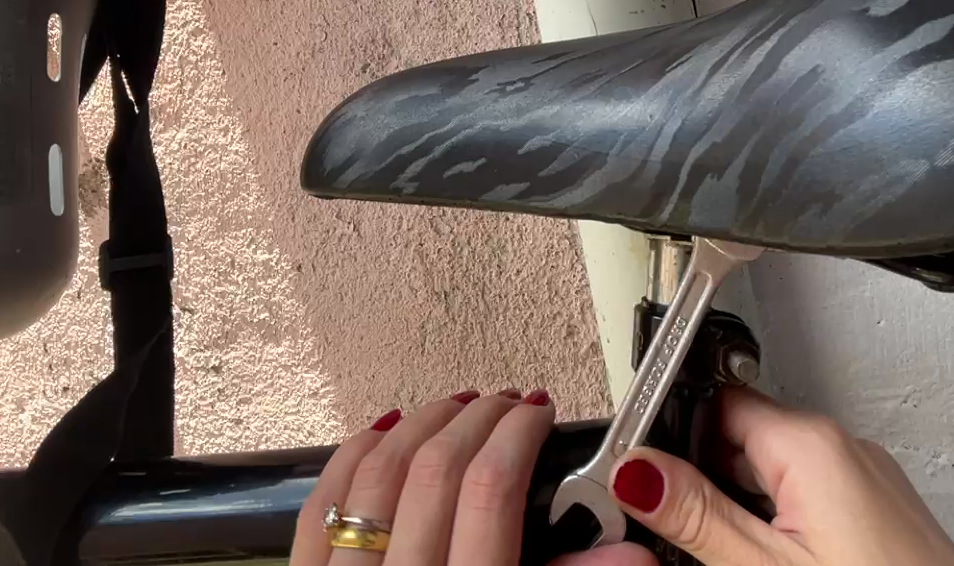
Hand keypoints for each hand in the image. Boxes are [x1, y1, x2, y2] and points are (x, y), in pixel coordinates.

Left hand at [292, 388, 556, 565]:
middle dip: (481, 417)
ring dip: (425, 421)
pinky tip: (388, 426)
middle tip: (510, 402)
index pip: (491, 489)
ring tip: (461, 404)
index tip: (539, 410)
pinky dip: (355, 453)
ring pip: (379, 470)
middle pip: (437, 468)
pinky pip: (321, 504)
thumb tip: (632, 551)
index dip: (520, 434)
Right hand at [554, 387, 953, 565]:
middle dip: (706, 476)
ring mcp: (869, 479)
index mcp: (811, 443)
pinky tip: (778, 560)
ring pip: (777, 467)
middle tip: (685, 534)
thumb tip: (635, 468)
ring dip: (744, 501)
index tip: (647, 476)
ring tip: (734, 554)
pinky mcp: (884, 512)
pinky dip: (784, 517)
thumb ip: (696, 514)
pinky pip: (814, 491)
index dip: (673, 435)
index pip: (714, 402)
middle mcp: (844, 446)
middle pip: (743, 434)